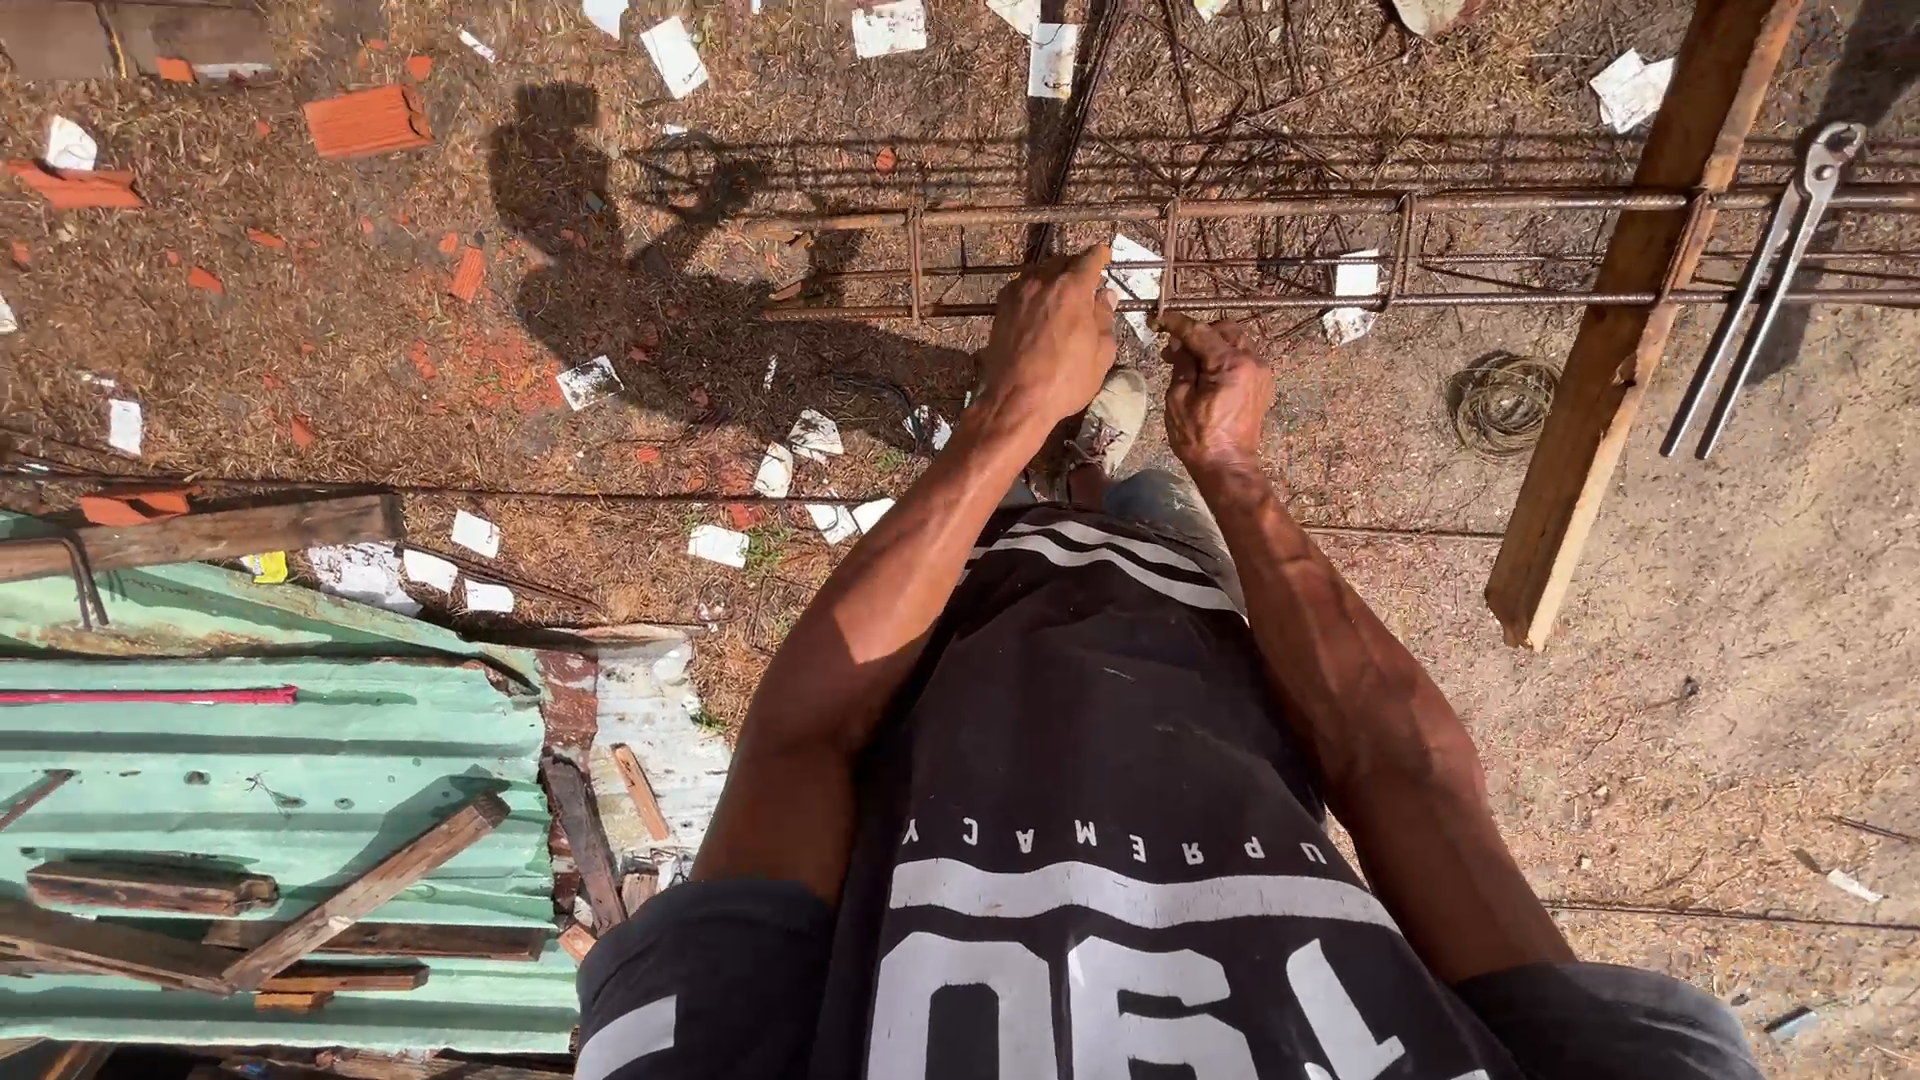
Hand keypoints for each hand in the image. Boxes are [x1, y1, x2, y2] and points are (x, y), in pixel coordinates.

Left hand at [974, 244, 1117, 429]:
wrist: (1016, 400)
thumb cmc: (1065, 381)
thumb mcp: (1101, 354)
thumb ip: (1104, 319)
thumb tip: (1104, 297)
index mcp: (1073, 289)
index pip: (1090, 259)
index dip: (1100, 256)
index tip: (1104, 254)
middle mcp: (1043, 282)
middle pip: (1062, 262)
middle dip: (1076, 267)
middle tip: (1085, 280)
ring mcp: (1018, 294)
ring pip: (1039, 273)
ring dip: (1053, 277)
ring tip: (1061, 292)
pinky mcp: (1001, 309)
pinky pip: (1022, 288)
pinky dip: (1034, 290)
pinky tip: (1039, 305)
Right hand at [1159, 312, 1273, 480]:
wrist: (1227, 466)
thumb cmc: (1198, 437)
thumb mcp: (1178, 398)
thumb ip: (1182, 365)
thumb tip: (1180, 345)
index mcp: (1232, 364)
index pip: (1201, 332)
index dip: (1177, 324)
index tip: (1160, 320)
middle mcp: (1253, 361)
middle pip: (1224, 330)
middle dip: (1198, 333)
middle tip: (1174, 349)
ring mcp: (1261, 373)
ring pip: (1236, 342)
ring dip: (1212, 345)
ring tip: (1188, 362)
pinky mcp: (1261, 385)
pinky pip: (1242, 358)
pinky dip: (1223, 357)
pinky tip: (1206, 373)